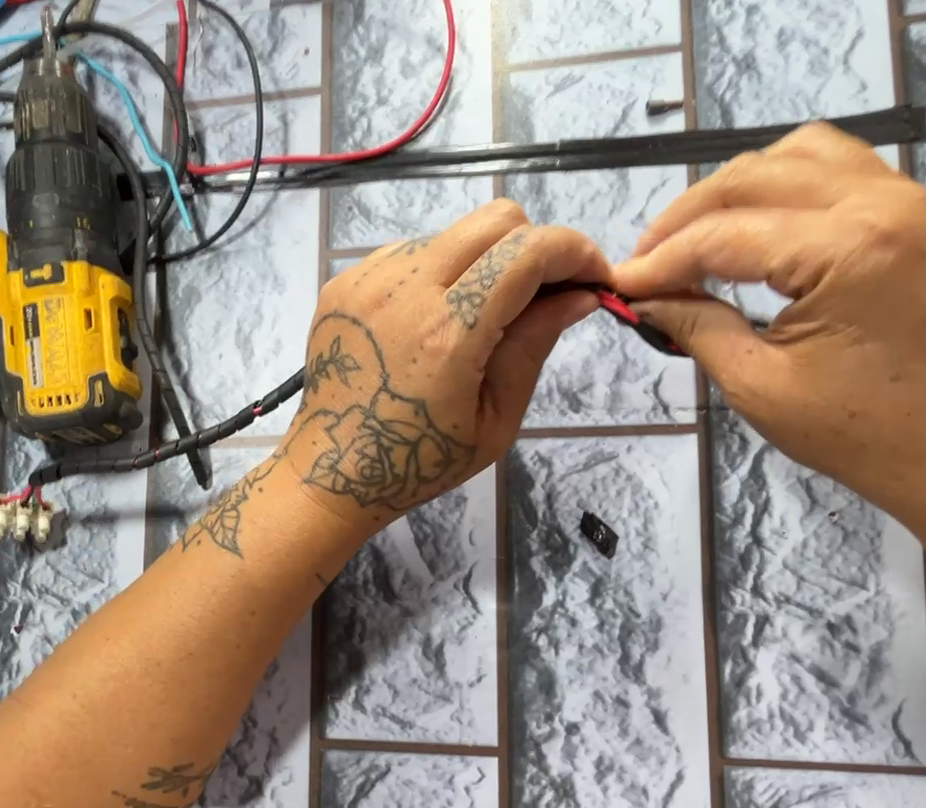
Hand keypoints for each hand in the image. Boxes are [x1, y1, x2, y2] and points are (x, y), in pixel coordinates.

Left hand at [277, 200, 609, 538]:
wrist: (332, 470)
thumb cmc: (420, 461)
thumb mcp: (494, 421)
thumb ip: (534, 346)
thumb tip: (579, 294)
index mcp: (448, 334)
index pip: (527, 250)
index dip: (575, 252)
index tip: (593, 278)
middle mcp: (405, 290)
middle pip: (496, 219)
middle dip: (535, 246)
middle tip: (543, 296)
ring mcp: (368, 280)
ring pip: (453, 233)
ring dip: (484, 261)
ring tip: (479, 318)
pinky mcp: (344, 282)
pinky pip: (411, 252)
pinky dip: (440, 274)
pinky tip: (432, 322)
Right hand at [612, 123, 925, 531]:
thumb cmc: (856, 432)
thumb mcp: (757, 385)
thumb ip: (696, 327)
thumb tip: (643, 298)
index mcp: (849, 249)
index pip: (725, 235)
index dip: (661, 260)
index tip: (617, 286)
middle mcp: (881, 202)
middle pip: (752, 177)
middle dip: (685, 219)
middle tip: (644, 266)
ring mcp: (903, 198)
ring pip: (793, 155)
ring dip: (731, 191)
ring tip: (692, 240)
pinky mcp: (909, 212)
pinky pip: (831, 167)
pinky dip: (778, 186)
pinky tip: (748, 226)